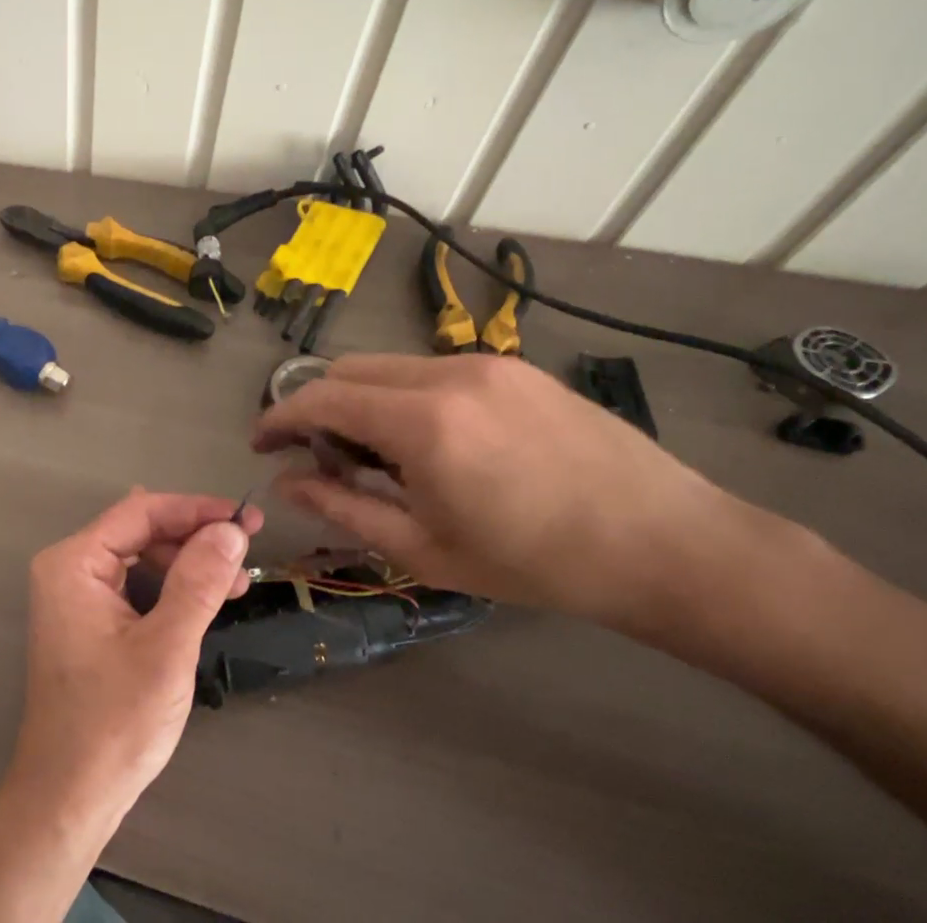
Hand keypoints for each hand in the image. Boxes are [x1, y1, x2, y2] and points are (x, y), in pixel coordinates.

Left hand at [8, 490, 261, 822]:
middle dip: (194, 537)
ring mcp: (74, 598)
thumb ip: (198, 583)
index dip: (196, 510)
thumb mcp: (166, 647)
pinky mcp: (86, 624)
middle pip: (138, 532)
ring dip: (187, 565)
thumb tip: (231, 530)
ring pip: (138, 560)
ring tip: (238, 584)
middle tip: (249, 551)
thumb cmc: (115, 719)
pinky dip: (170, 590)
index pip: (139, 512)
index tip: (249, 519)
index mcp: (72, 564)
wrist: (70, 790)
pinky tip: (205, 602)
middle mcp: (67, 571)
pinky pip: (132, 588)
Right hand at [253, 354, 736, 625]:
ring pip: (390, 367)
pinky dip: (404, 397)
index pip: (319, 397)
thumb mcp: (423, 549)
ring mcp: (488, 364)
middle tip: (318, 458)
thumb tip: (285, 483)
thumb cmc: (534, 562)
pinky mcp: (517, 369)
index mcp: (422, 421)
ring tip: (376, 457)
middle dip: (316, 407)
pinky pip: (433, 371)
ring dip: (361, 401)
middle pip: (348, 370)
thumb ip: (341, 508)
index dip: (278, 418)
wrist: (665, 545)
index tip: (260, 445)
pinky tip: (429, 444)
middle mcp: (449, 374)